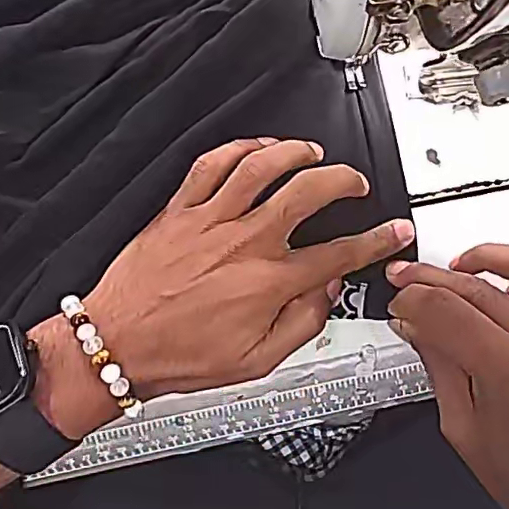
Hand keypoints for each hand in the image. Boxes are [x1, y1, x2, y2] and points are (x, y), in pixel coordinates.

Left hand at [60, 138, 412, 416]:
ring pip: (261, 166)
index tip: (391, 231)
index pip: (338, 253)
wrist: (117, 345)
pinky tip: (254, 147)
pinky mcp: (180, 211)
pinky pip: (211, 165)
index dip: (376, 240)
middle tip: (354, 182)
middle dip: (342, 179)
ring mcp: (210, 222)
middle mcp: (243, 243)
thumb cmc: (179, 355)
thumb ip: (301, 323)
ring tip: (312, 152)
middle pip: (307, 192)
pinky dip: (238, 148)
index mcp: (267, 283)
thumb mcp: (256, 361)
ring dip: (294, 152)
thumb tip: (326, 293)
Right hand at [386, 245, 508, 508]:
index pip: (443, 309)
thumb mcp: (465, 430)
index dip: (410, 299)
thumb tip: (417, 327)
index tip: (399, 302)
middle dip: (430, 279)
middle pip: (475, 286)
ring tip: (460, 264)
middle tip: (409, 281)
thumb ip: (439, 367)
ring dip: (486, 257)